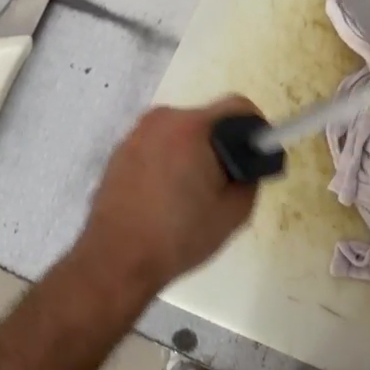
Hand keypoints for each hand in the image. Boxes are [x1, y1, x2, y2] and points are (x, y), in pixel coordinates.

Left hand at [76, 97, 260, 297]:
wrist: (115, 262)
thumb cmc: (179, 236)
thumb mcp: (234, 212)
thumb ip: (251, 178)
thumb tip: (250, 164)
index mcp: (192, 127)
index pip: (238, 106)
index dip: (254, 128)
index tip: (255, 154)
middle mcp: (162, 120)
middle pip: (207, 120)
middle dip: (220, 144)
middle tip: (223, 182)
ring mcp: (135, 134)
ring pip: (181, 133)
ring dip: (192, 153)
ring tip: (190, 194)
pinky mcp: (118, 151)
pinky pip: (157, 146)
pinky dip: (168, 161)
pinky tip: (164, 197)